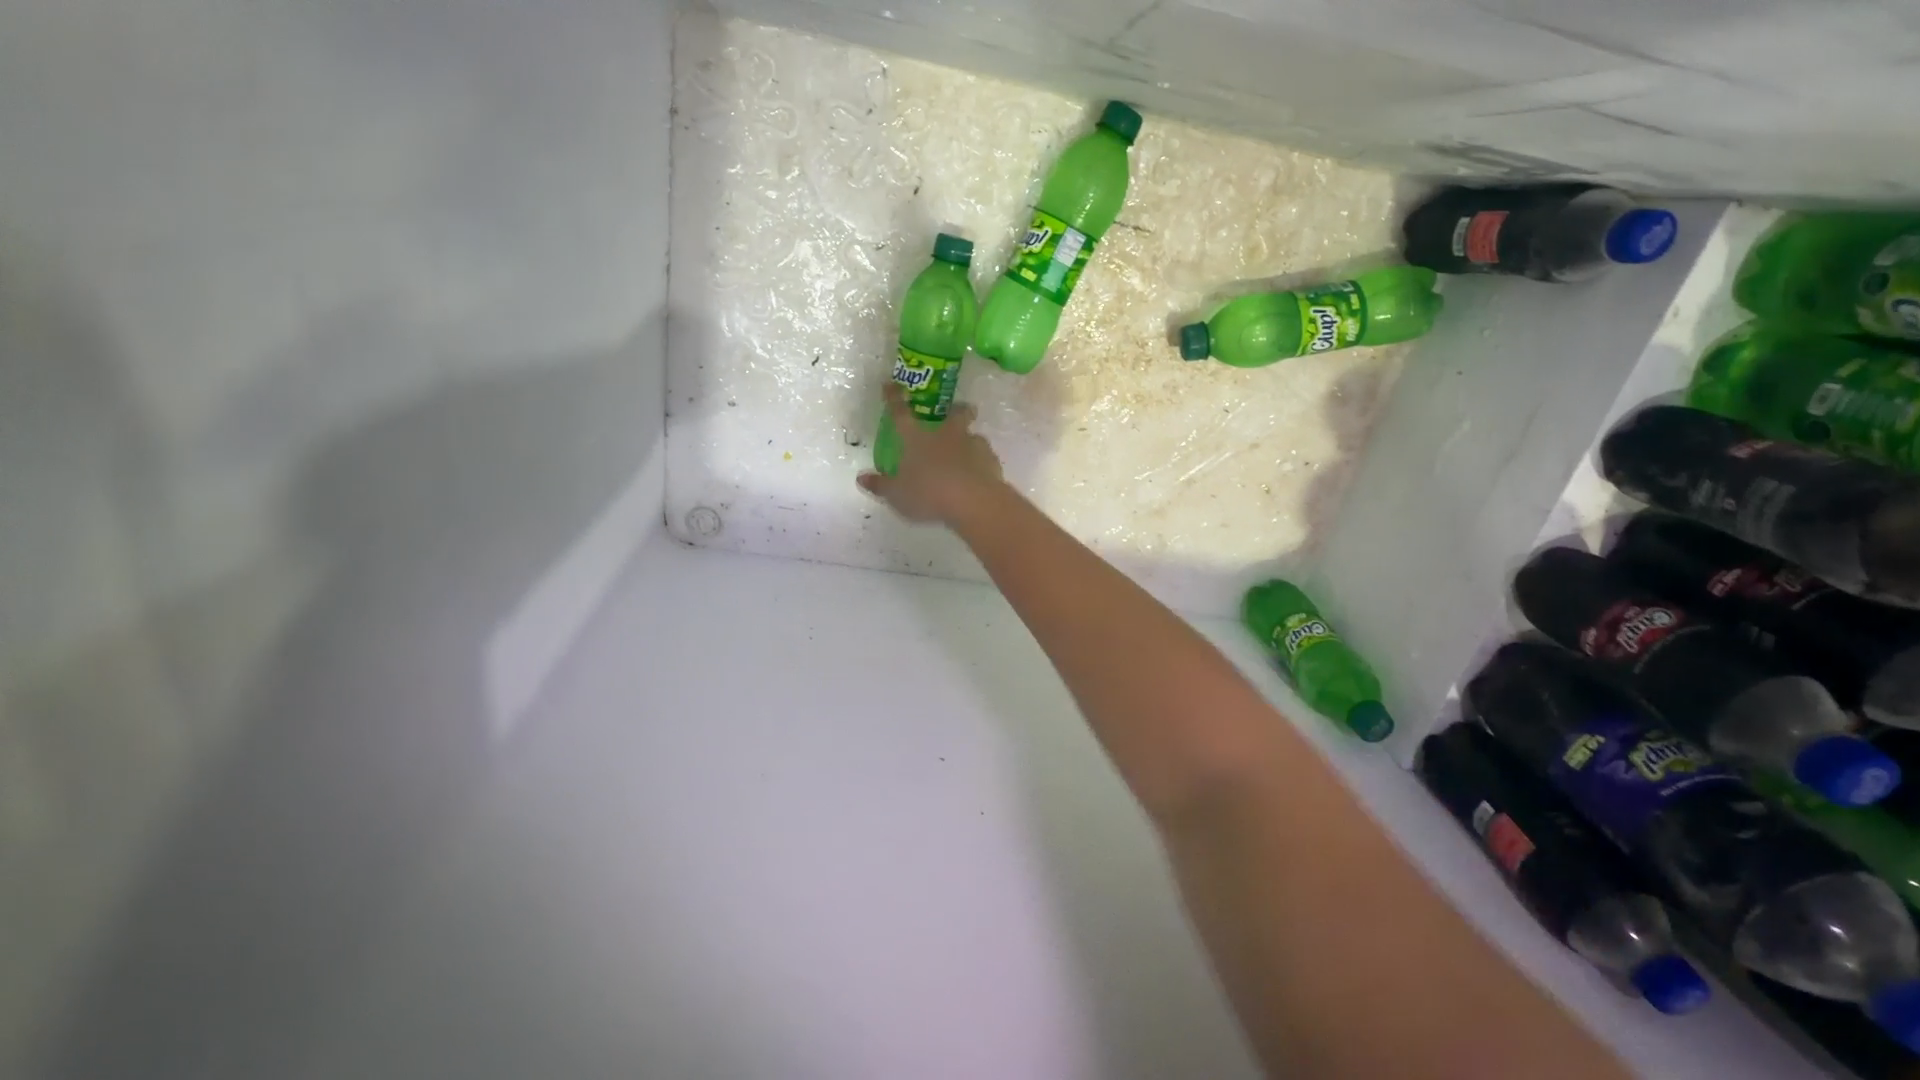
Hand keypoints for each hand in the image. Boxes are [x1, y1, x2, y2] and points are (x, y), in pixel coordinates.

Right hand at [857, 384, 1007, 525]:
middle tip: (954, 414)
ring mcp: (972, 444)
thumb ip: (881, 485)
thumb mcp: (897, 494)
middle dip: (957, 410)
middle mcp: (947, 435)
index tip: (890, 384)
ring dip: (970, 441)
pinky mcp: (991, 460)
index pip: (901, 414)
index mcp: (918, 439)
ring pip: (974, 435)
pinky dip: (981, 463)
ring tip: (966, 457)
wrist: (973, 501)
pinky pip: (985, 457)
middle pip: (956, 413)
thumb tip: (861, 478)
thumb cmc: (928, 493)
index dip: (894, 398)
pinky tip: (977, 477)